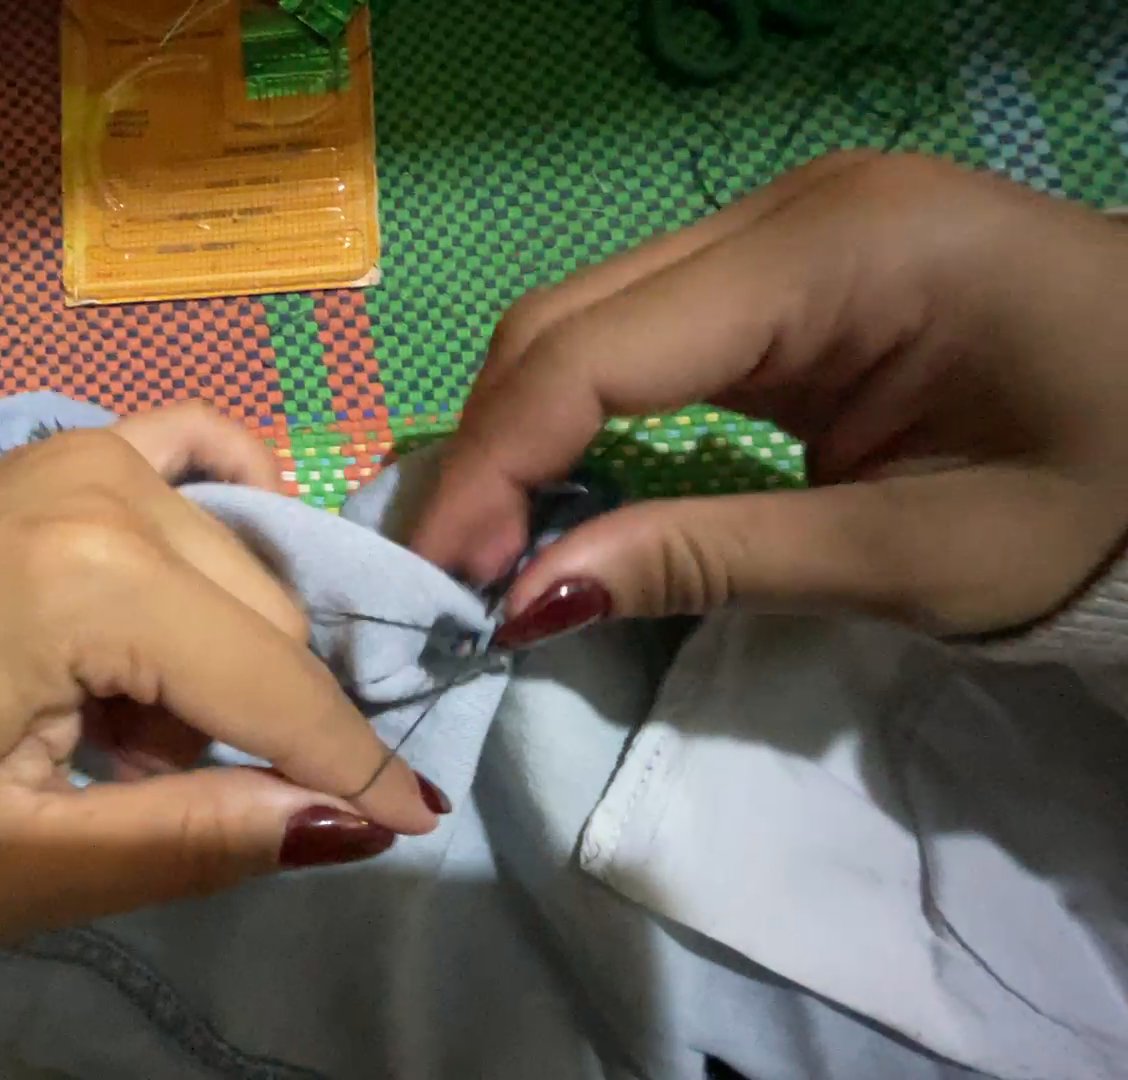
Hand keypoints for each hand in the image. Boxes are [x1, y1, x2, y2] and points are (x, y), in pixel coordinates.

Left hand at [0, 404, 441, 938]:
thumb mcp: (15, 861)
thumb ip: (184, 840)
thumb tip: (339, 822)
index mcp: (83, 586)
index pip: (267, 684)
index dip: (348, 764)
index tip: (413, 818)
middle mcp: (107, 490)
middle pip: (266, 623)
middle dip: (244, 720)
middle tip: (142, 767)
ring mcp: (96, 451)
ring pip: (243, 567)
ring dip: (217, 654)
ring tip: (116, 705)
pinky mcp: (84, 444)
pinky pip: (206, 445)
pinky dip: (239, 503)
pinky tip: (209, 567)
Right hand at [414, 152, 1127, 639]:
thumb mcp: (918, 556)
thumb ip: (703, 562)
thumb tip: (524, 598)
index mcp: (834, 251)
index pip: (588, 358)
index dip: (494, 470)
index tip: (447, 573)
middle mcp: (773, 212)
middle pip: (553, 327)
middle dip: (483, 454)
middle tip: (453, 563)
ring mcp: (758, 236)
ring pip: (562, 329)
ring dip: (506, 438)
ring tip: (485, 534)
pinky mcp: (752, 277)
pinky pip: (606, 342)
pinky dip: (553, 422)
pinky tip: (544, 486)